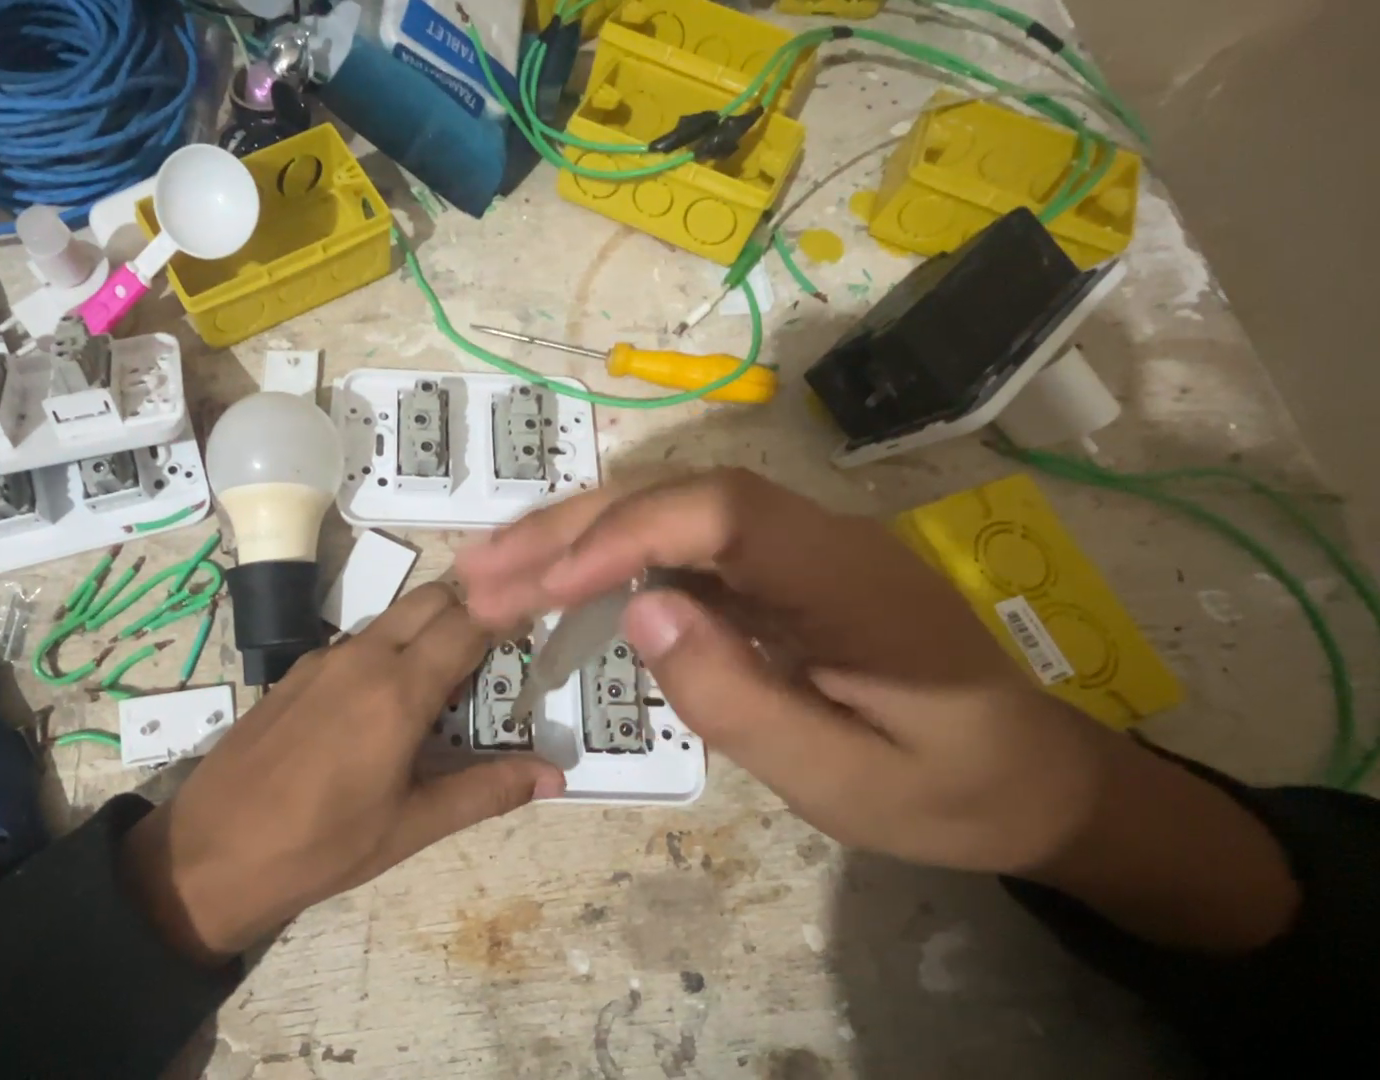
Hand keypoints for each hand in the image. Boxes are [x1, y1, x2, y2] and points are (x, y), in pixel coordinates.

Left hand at [123, 583, 564, 963]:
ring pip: (392, 618)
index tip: (534, 626)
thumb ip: (485, 791)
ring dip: (427, 633)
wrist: (211, 853)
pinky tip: (386, 706)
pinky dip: (388, 652)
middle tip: (496, 659)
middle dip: (471, 612)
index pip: (468, 622)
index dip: (507, 615)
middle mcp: (362, 656)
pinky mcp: (296, 672)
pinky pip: (358, 643)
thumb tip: (554, 776)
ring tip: (447, 688)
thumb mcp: (412, 826)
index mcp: (398, 690)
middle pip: (431, 600)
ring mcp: (323, 659)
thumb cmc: (322, 846)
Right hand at [455, 469, 1113, 874]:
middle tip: (479, 573)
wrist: (1028, 779)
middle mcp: (815, 535)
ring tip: (490, 575)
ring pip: (665, 513)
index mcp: (848, 576)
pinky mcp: (770, 569)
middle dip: (570, 530)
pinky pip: (676, 547)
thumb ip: (738, 696)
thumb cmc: (944, 788)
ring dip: (573, 539)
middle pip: (677, 496)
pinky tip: (552, 585)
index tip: (547, 584)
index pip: (723, 513)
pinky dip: (604, 563)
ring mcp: (790, 546)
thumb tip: (636, 609)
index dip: (626, 532)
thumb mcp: (842, 779)